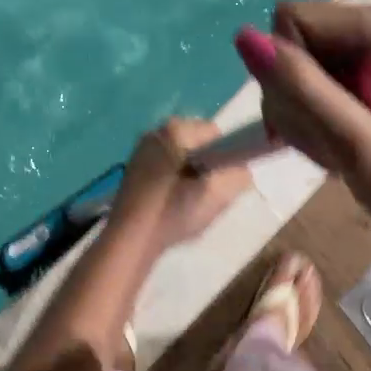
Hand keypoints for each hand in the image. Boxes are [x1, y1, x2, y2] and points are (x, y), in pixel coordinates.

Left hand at [112, 118, 250, 250]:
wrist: (128, 241)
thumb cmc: (172, 213)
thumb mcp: (216, 196)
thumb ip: (238, 175)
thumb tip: (242, 168)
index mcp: (174, 130)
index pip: (215, 134)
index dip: (225, 158)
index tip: (221, 183)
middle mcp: (156, 131)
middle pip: (198, 144)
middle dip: (207, 167)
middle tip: (206, 195)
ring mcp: (142, 149)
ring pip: (182, 156)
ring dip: (191, 175)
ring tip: (188, 203)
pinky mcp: (134, 167)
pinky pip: (167, 165)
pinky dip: (175, 181)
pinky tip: (172, 205)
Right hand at [244, 0, 370, 254]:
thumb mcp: (360, 144)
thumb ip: (303, 90)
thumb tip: (242, 37)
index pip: (289, 19)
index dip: (290, 70)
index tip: (320, 115)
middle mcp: (365, 28)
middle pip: (286, 45)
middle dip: (297, 101)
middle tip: (337, 143)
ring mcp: (358, 54)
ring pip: (288, 72)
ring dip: (302, 120)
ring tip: (343, 151)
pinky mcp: (354, 79)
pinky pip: (304, 90)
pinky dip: (311, 126)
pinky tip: (340, 150)